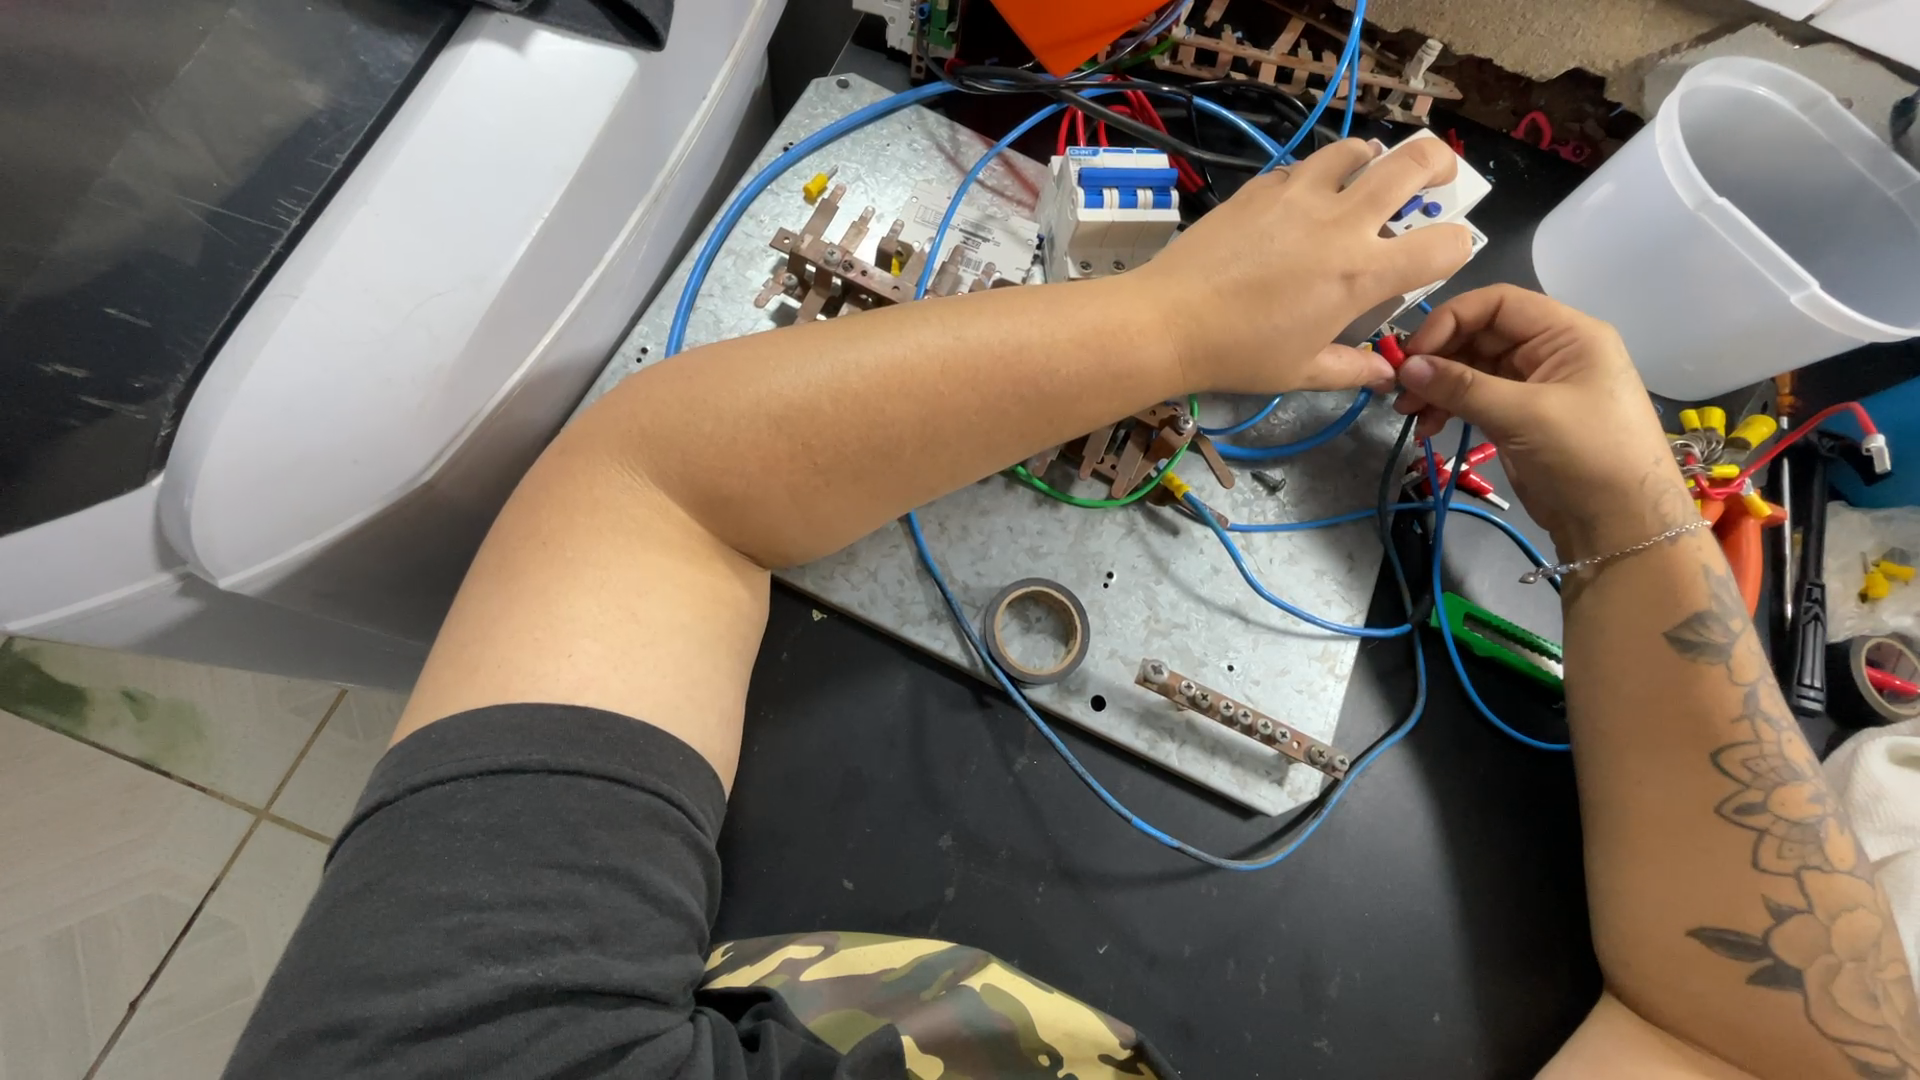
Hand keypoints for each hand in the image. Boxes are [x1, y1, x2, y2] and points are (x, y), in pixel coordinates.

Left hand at [1129, 137, 1474, 393]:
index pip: (1446, 244)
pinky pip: (1301, 168)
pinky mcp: (1259, 189)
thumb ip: (1350, 370)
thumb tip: (1385, 376)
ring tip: (1363, 179)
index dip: (1456, 248)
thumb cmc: (1236, 355)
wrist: (1167, 322)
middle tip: (1432, 182)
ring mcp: (1298, 196)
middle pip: (1417, 162)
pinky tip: (1299, 201)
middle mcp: (1341, 223)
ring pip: (1356, 150)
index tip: (1440, 256)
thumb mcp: (1298, 372)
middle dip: (1439, 166)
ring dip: (1371, 160)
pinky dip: (1314, 177)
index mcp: (1361, 273)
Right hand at [1396, 285, 1693, 561]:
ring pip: (1468, 368)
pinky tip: (1427, 427)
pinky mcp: (1515, 415)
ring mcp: (1530, 384)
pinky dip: (1444, 408)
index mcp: (1566, 334)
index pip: (1496, 303)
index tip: (1412, 355)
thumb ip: (1462, 387)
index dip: (1449, 321)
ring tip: (1408, 413)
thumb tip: (1405, 367)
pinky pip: (1470, 398)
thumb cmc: (1586, 454)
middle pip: (1477, 335)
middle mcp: (1547, 351)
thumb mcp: (1523, 415)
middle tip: (1399, 389)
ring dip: (1433, 387)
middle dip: (1434, 358)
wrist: (1617, 519)